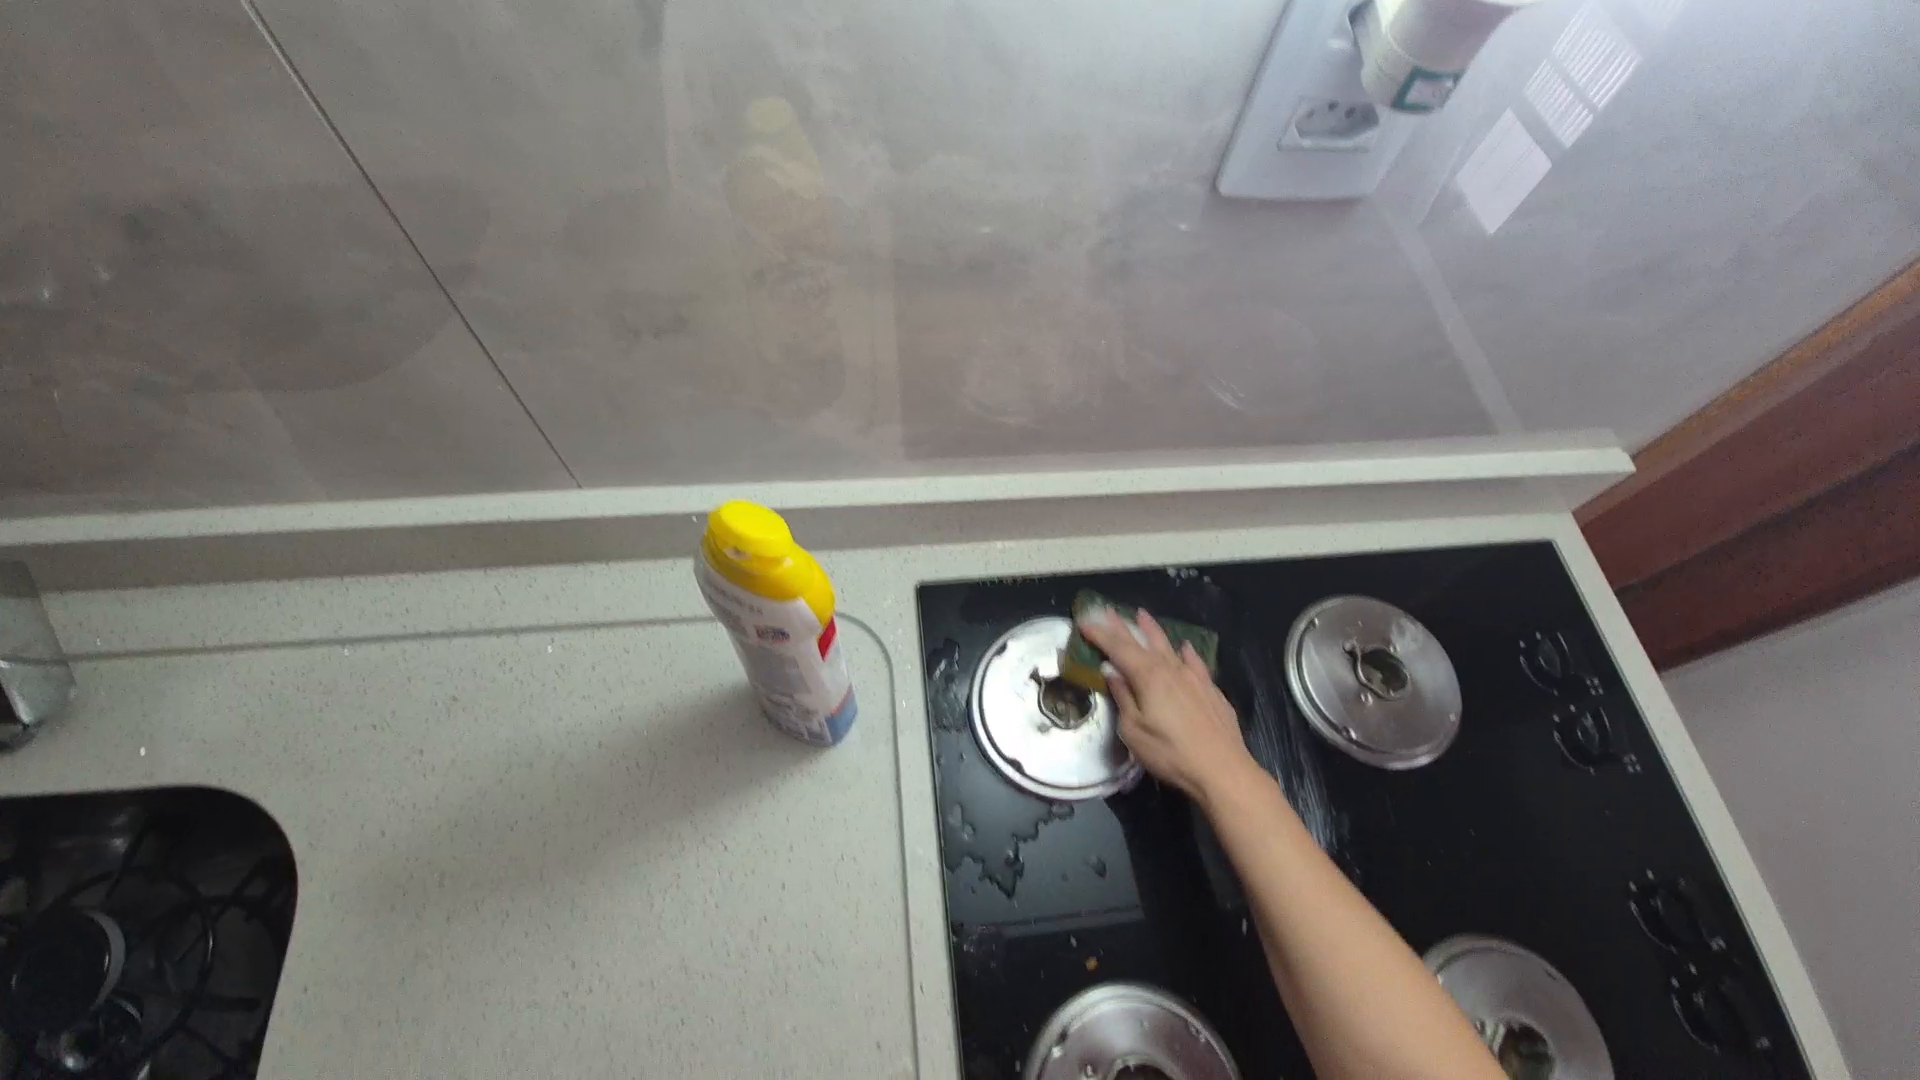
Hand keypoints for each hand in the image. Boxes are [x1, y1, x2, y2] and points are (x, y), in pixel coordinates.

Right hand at [1076, 605, 1258, 805]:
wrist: (1222, 769)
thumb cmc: (1170, 753)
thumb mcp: (1134, 731)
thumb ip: (1123, 698)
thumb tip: (1113, 673)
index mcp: (1148, 677)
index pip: (1119, 649)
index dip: (1100, 635)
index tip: (1085, 622)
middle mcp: (1171, 670)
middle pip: (1143, 642)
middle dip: (1123, 627)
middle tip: (1108, 610)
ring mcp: (1194, 678)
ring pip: (1170, 647)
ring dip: (1154, 631)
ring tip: (1143, 616)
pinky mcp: (1211, 691)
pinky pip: (1195, 662)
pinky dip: (1186, 652)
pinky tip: (1186, 647)